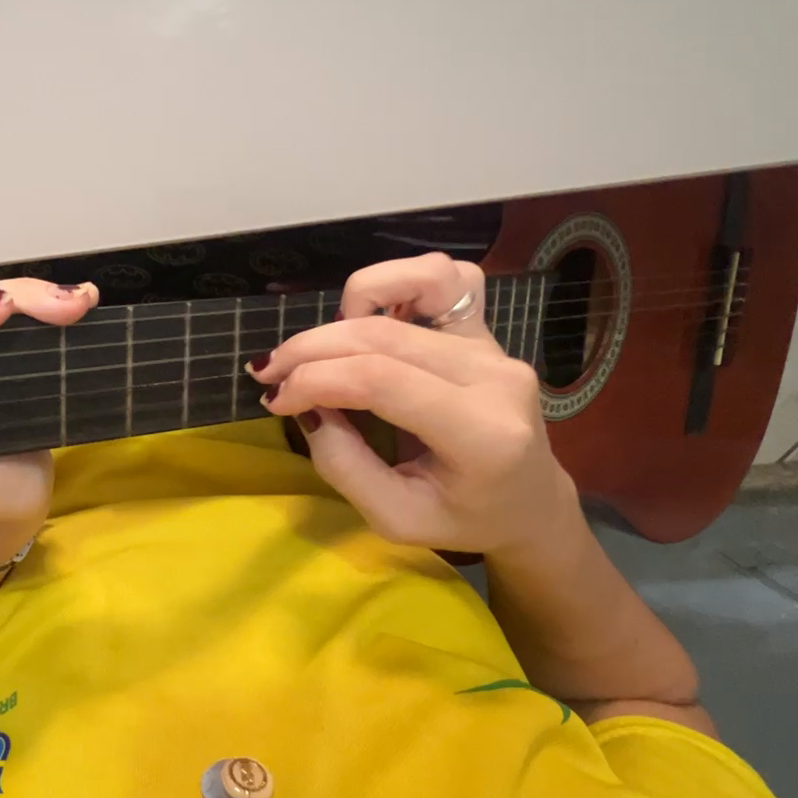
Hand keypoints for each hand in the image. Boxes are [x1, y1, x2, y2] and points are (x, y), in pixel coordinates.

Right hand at [249, 253, 580, 559]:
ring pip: (413, 289)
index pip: (381, 379)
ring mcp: (495, 346)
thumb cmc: (464, 519)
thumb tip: (307, 408)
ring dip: (348, 308)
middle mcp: (495, 376)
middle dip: (311, 349)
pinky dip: (396, 282)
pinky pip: (444, 277)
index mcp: (482, 434)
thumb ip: (344, 466)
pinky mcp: (486, 330)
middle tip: (270, 376)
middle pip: (383, 336)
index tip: (274, 398)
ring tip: (321, 346)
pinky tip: (364, 314)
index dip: (315, 380)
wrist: (528, 505)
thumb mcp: (396, 518)